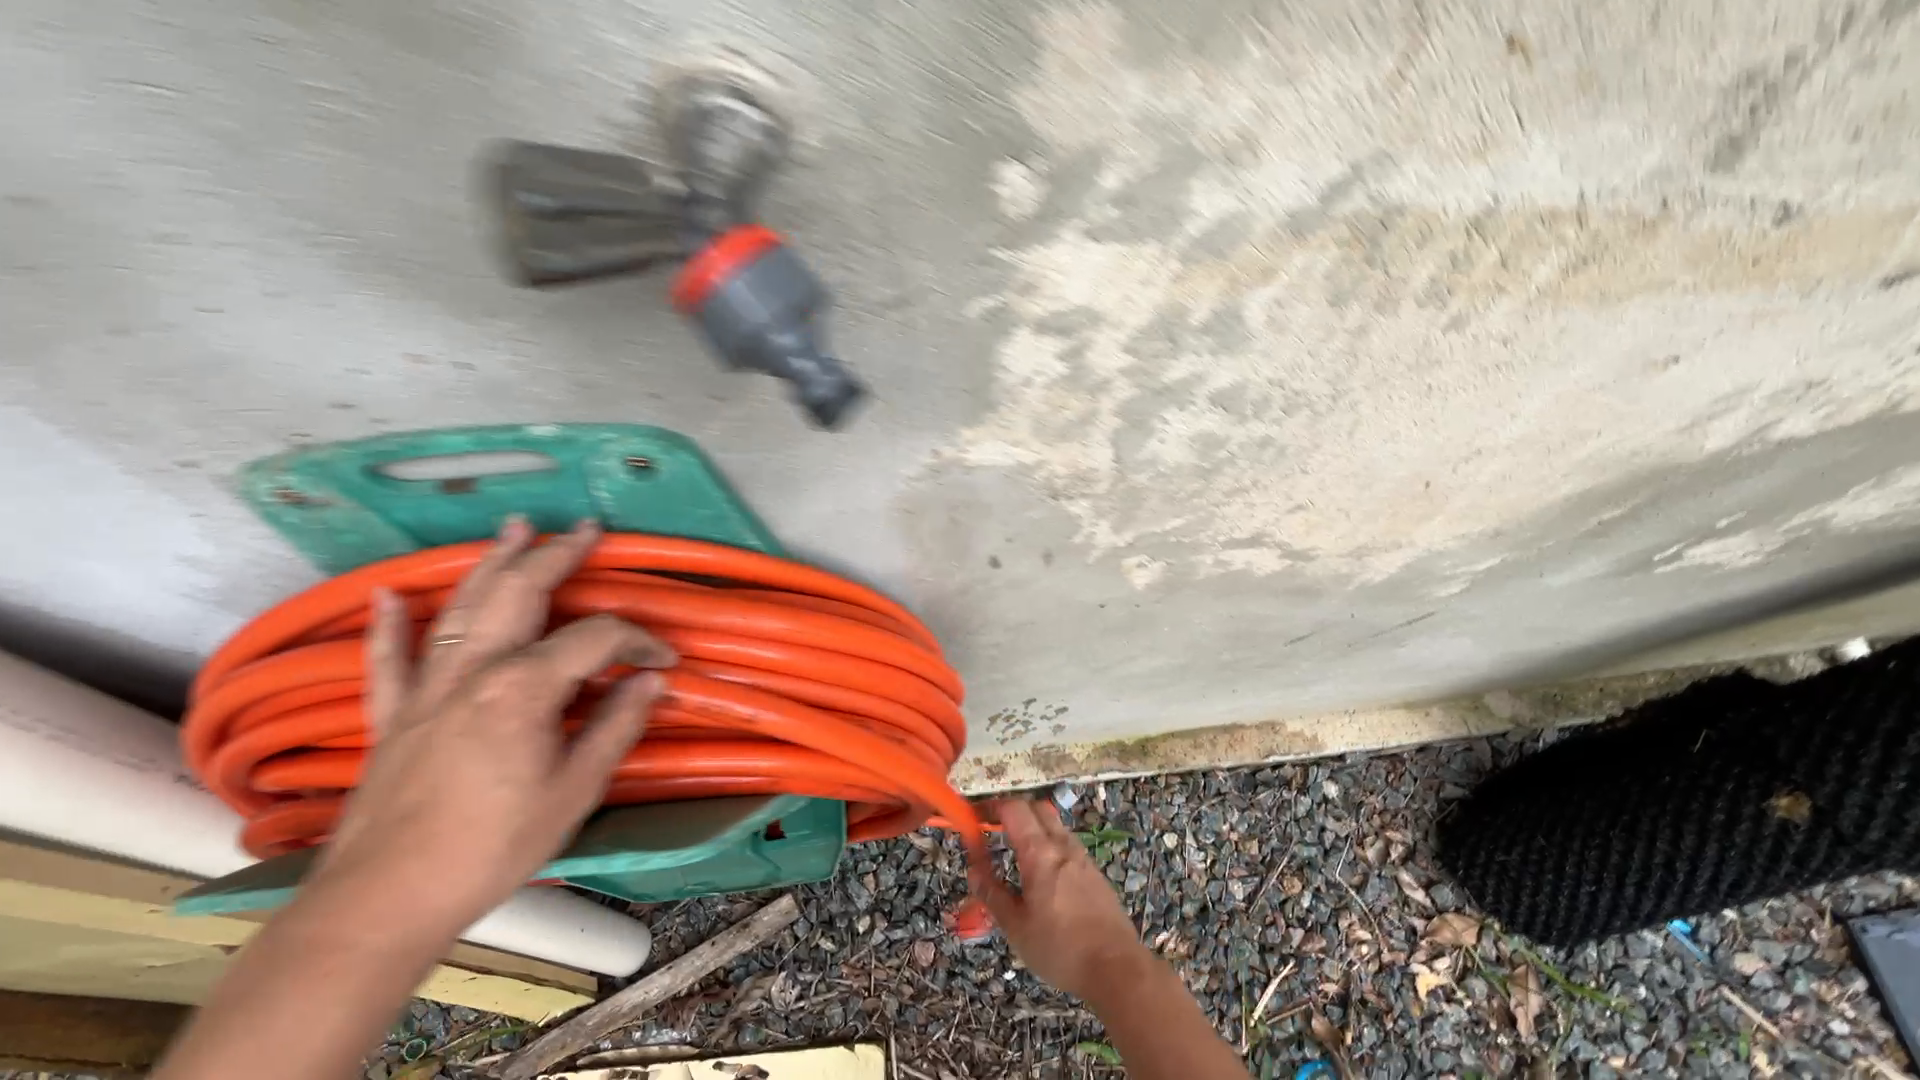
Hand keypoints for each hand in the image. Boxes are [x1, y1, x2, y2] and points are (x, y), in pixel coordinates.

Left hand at [312, 517, 675, 929]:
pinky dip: (389, 623)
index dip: (638, 640)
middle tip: (585, 529)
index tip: (665, 660)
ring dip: (491, 563)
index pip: (596, 639)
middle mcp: (474, 671)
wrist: (387, 898)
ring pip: (462, 609)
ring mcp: (427, 689)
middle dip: (557, 556)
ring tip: (514, 528)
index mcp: (525, 687)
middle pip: (520, 594)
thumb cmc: (495, 846)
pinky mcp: (393, 715)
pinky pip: (388, 659)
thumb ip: (615, 728)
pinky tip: (391, 594)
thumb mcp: (575, 791)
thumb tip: (651, 682)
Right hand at [981, 798, 1153, 1002]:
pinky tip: (1044, 877)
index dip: (991, 806)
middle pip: (1038, 808)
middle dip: (1013, 811)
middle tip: (994, 831)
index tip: (975, 817)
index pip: (1014, 809)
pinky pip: (1068, 846)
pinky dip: (1050, 847)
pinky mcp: (1096, 874)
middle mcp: (1063, 846)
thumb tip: (973, 870)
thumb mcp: (1016, 927)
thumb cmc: (1060, 948)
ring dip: (1033, 828)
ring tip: (1016, 855)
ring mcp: (1083, 858)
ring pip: (1055, 826)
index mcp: (1040, 853)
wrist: (1117, 968)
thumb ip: (992, 894)